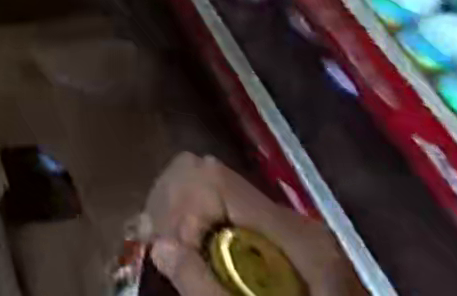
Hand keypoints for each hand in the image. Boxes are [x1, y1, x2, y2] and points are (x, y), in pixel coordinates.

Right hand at [144, 154, 358, 295]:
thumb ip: (208, 289)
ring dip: (173, 214)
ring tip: (164, 251)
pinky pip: (216, 211)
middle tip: (158, 250)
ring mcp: (281, 232)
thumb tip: (158, 246)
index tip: (172, 252)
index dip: (182, 207)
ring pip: (202, 186)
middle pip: (202, 172)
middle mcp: (289, 220)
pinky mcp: (273, 247)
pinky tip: (180, 251)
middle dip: (170, 206)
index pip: (214, 179)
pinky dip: (187, 224)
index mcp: (298, 235)